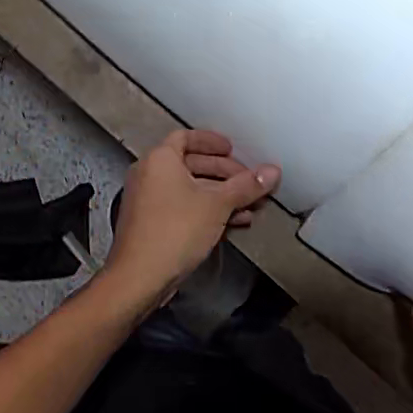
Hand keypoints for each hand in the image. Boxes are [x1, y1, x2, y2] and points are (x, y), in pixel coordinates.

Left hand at [103, 130, 279, 302]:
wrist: (140, 275)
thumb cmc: (174, 230)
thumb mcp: (218, 204)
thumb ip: (246, 185)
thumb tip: (271, 171)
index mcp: (159, 159)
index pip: (186, 137)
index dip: (211, 141)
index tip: (231, 149)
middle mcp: (148, 175)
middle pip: (191, 164)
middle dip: (223, 173)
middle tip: (248, 181)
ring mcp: (147, 200)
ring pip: (188, 189)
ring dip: (219, 195)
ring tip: (248, 206)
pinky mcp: (150, 224)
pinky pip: (181, 208)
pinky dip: (204, 210)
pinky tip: (231, 223)